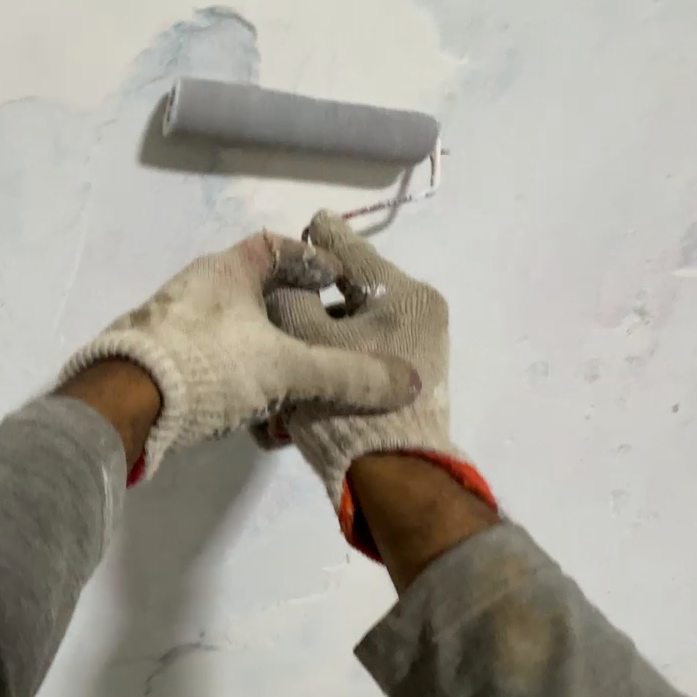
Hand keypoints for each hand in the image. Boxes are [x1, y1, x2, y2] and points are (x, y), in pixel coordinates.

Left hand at [60, 230, 420, 480]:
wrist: (124, 405)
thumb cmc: (209, 365)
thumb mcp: (286, 369)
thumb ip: (346, 375)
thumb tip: (409, 381)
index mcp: (224, 271)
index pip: (274, 246)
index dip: (311, 259)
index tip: (339, 282)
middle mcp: (195, 291)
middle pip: (257, 298)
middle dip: (295, 327)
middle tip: (328, 349)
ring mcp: (173, 328)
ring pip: (236, 341)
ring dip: (270, 368)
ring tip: (299, 400)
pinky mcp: (159, 364)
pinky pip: (213, 370)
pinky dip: (241, 390)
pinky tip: (259, 425)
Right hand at [258, 211, 493, 555]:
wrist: (389, 476)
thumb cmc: (344, 401)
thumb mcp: (303, 339)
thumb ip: (290, 297)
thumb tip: (289, 278)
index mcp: (404, 296)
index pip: (353, 252)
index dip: (323, 237)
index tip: (310, 220)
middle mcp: (419, 315)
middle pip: (350, 292)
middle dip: (312, 296)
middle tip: (278, 293)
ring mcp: (417, 348)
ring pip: (350, 326)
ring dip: (315, 332)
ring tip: (282, 343)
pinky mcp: (405, 376)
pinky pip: (358, 351)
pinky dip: (330, 355)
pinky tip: (302, 369)